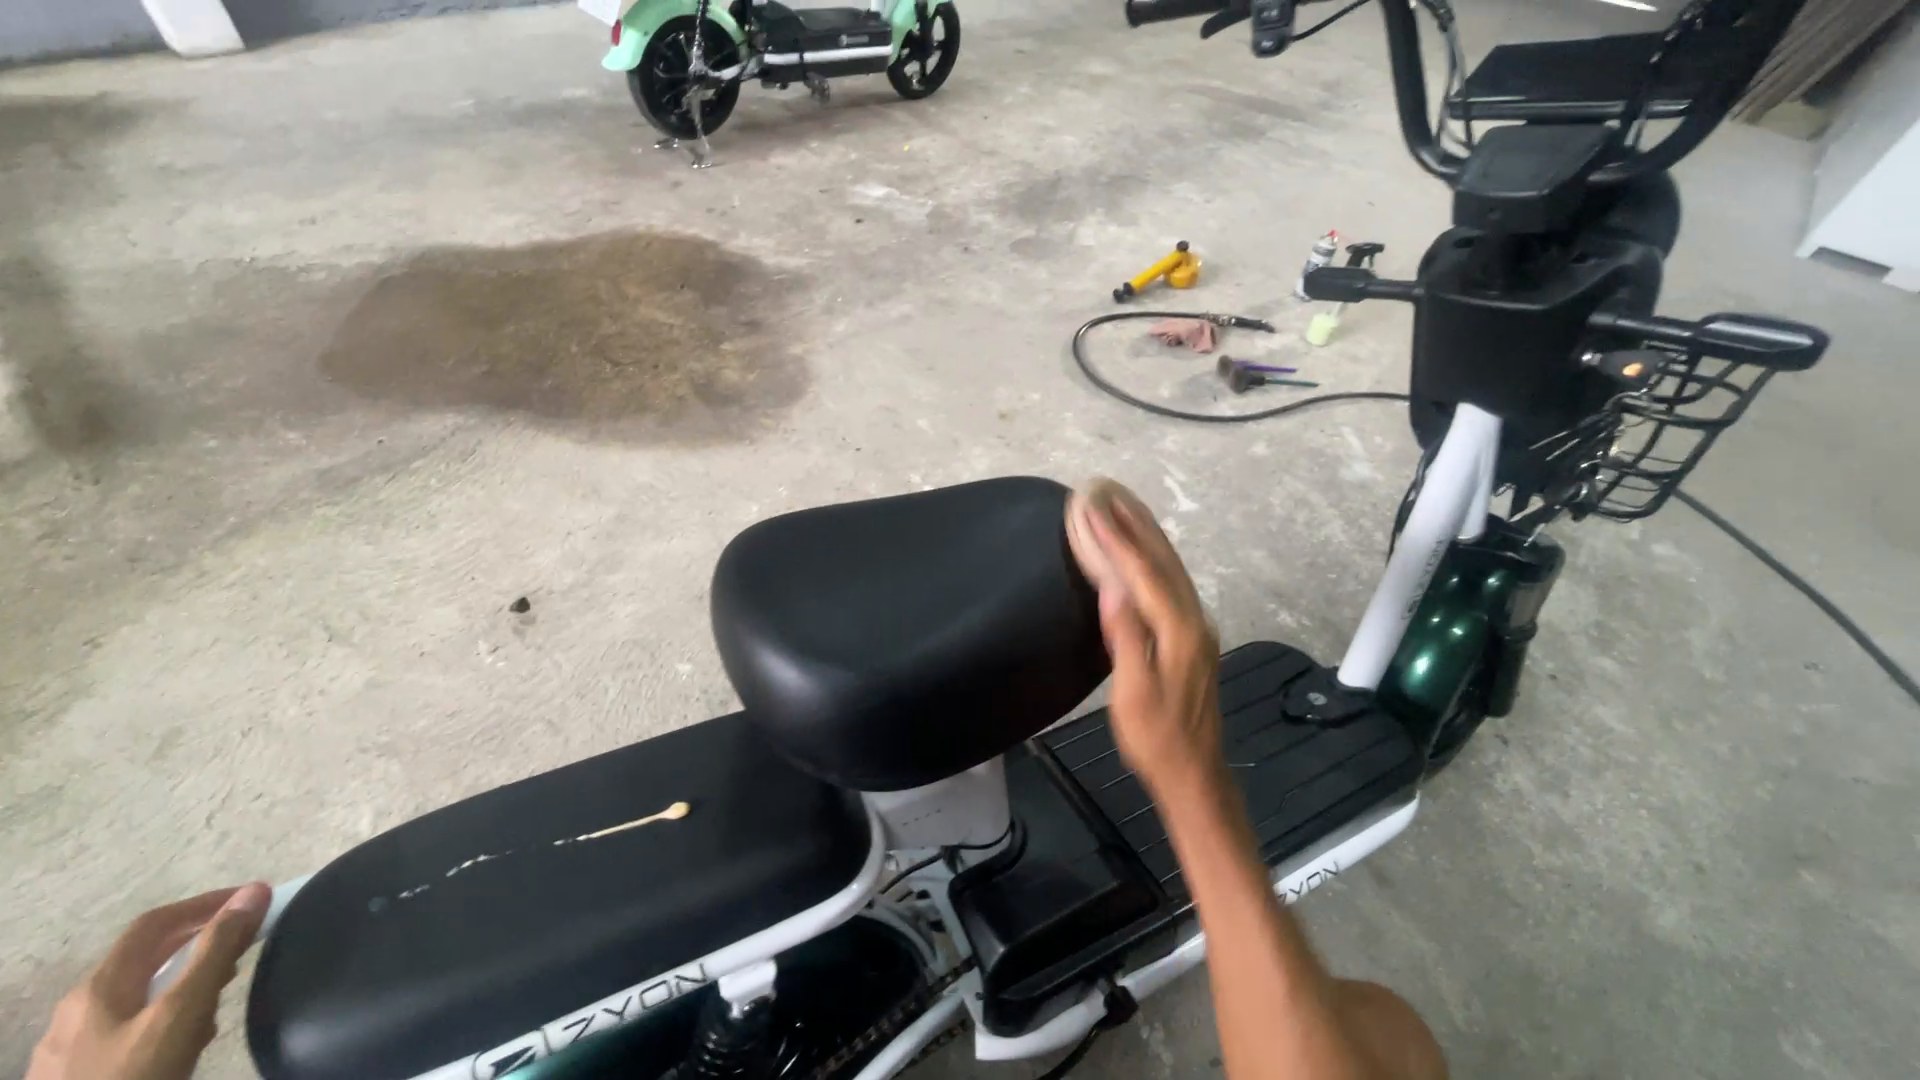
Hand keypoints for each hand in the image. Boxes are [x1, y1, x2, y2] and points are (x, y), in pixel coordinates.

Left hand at [28, 883, 271, 1079]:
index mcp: (98, 987)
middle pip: (146, 958)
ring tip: (222, 996)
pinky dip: (166, 1015)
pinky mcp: (78, 1072)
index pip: (154, 923)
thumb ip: (216, 952)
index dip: (206, 904)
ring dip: (186, 982)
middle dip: (202, 945)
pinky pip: (128, 1027)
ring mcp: (71, 1046)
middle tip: (247, 949)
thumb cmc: (134, 1076)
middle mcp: (77, 1009)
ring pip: (138, 994)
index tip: (253, 901)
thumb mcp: (182, 1013)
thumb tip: (253, 892)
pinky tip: (185, 1039)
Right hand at [1066, 478, 1224, 798]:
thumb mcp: (1133, 695)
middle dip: (1133, 524)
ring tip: (1124, 505)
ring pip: (1172, 568)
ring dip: (1147, 534)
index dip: (1115, 540)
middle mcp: (1193, 620)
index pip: (1143, 574)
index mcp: (1178, 632)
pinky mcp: (1193, 636)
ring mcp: (1197, 627)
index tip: (1091, 509)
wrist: (1195, 773)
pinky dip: (1155, 557)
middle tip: (1108, 490)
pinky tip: (1144, 549)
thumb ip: (1126, 638)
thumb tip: (1113, 587)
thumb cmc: (1156, 739)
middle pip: (1163, 561)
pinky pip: (1173, 582)